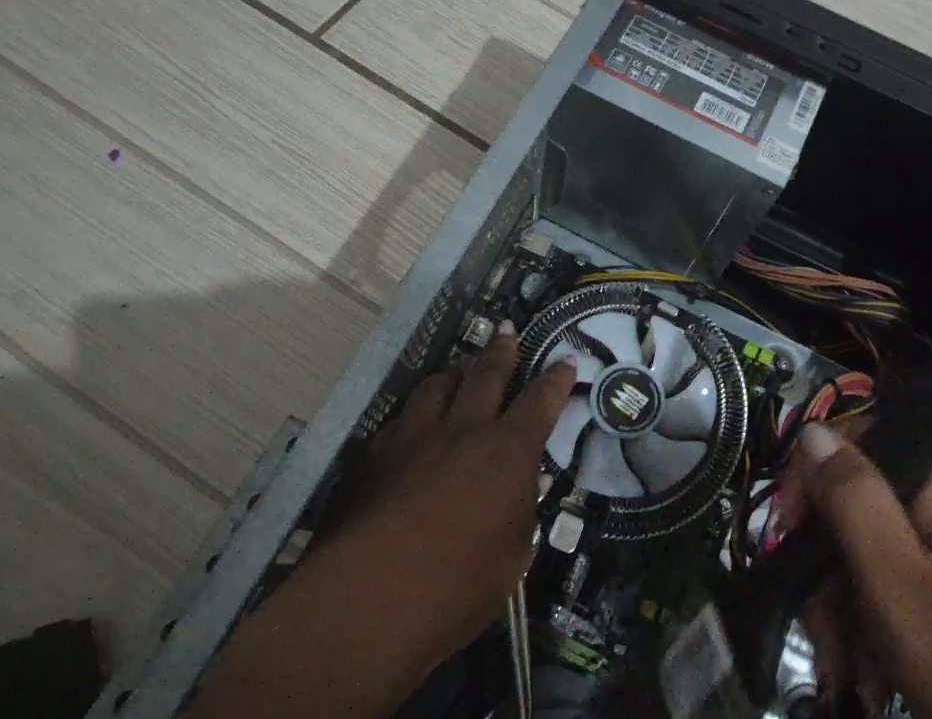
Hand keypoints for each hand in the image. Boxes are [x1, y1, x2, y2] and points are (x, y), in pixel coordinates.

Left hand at [186, 326, 575, 718]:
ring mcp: (412, 436)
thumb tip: (518, 489)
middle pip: (485, 374)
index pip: (540, 402)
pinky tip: (414, 424)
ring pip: (436, 385)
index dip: (556, 380)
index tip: (565, 360)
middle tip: (509, 333)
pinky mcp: (373, 453)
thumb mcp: (513, 556)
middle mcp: (462, 430)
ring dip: (455, 372)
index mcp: (507, 452)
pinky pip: (402, 417)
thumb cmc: (457, 588)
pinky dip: (418, 413)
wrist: (366, 599)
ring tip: (460, 369)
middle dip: (502, 351)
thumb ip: (519, 512)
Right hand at [781, 423, 931, 718]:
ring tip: (846, 669)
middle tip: (820, 630)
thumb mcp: (894, 578)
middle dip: (827, 571)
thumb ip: (852, 498)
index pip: (857, 444)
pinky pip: (897, 589)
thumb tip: (815, 430)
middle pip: (859, 509)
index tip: (788, 535)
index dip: (812, 481)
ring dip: (843, 611)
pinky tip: (869, 675)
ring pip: (870, 556)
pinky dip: (873, 628)